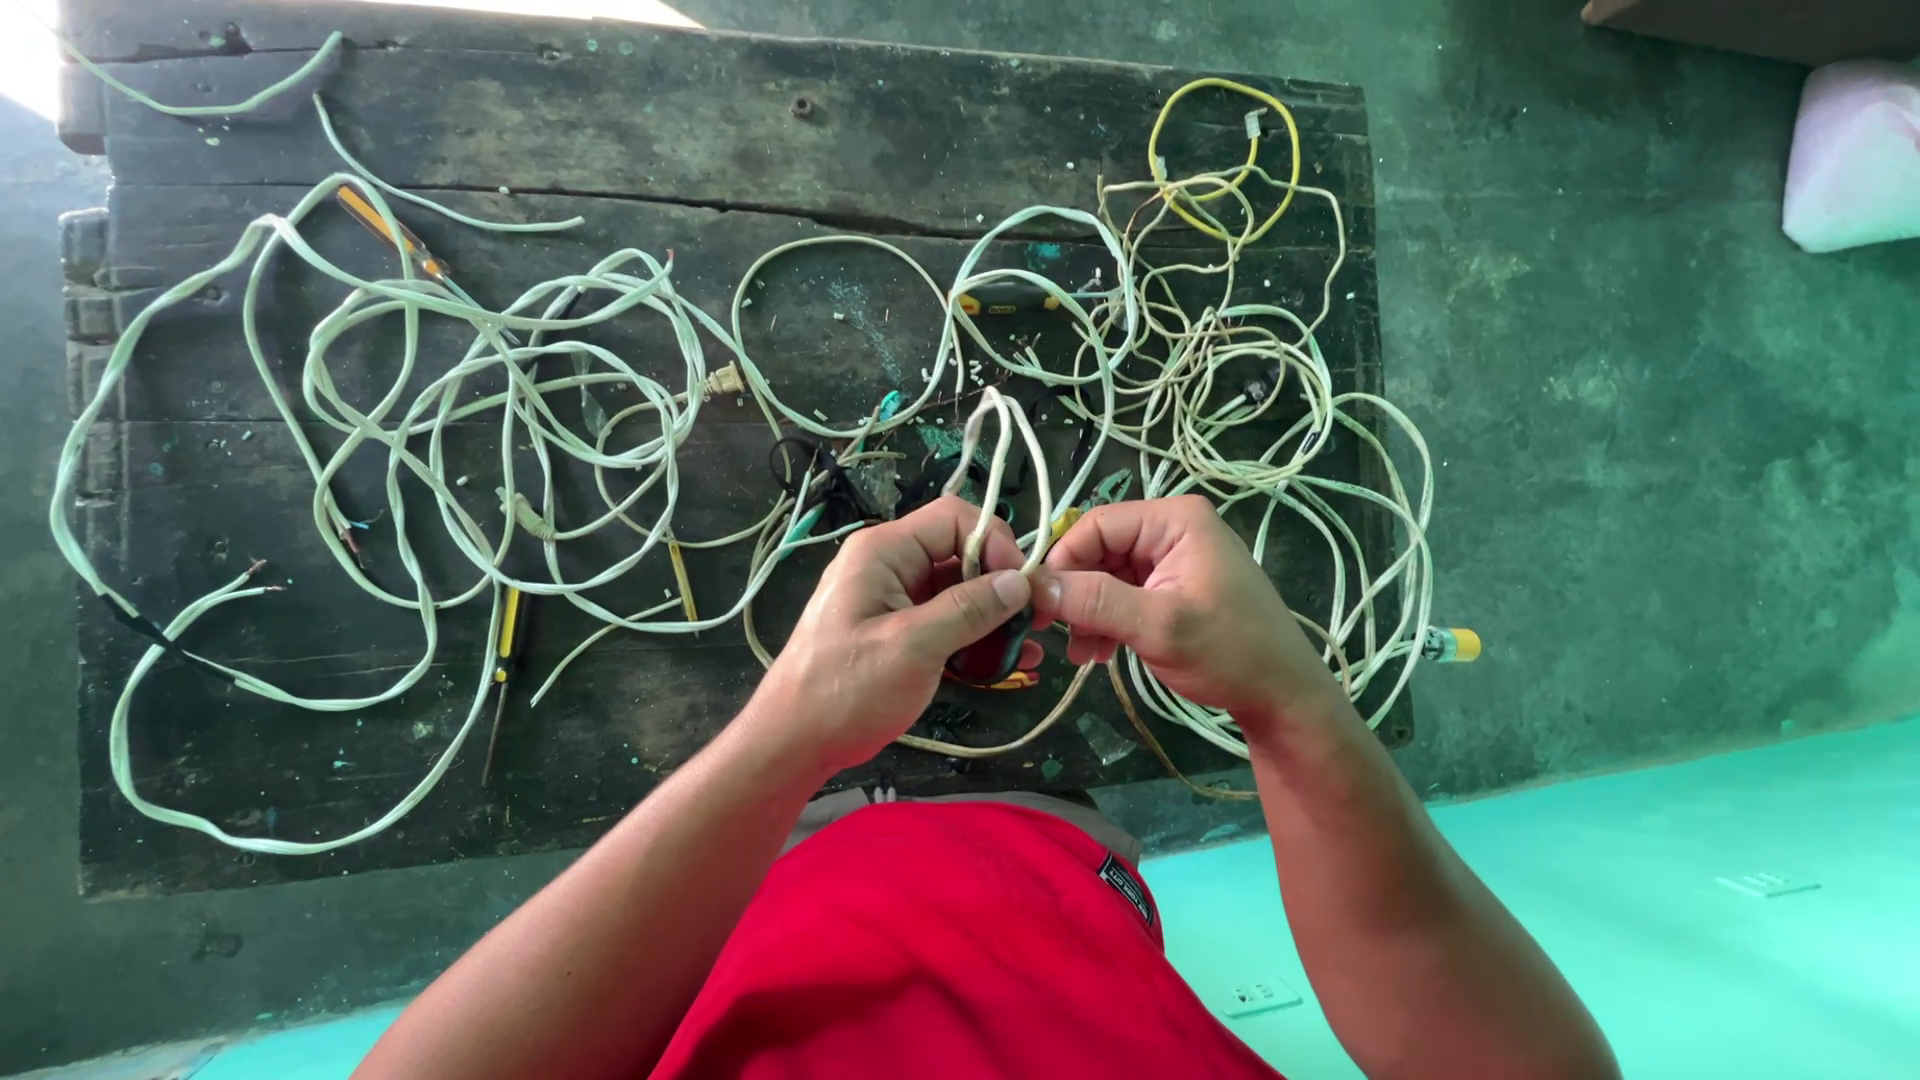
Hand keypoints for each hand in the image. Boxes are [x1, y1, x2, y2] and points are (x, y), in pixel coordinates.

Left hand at [752, 496, 1039, 774]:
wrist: (794, 743)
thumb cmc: (846, 690)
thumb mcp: (913, 647)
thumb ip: (968, 610)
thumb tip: (1019, 582)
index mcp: (884, 551)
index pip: (953, 519)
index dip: (994, 543)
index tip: (1022, 586)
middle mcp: (890, 566)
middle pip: (959, 554)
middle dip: (999, 583)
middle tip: (1035, 620)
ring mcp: (893, 600)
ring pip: (957, 591)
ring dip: (992, 616)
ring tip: (1028, 646)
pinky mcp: (899, 633)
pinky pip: (946, 622)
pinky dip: (974, 638)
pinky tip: (1007, 662)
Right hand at [1032, 494, 1342, 724]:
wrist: (1282, 697)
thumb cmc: (1229, 652)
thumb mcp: (1158, 626)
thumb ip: (1095, 601)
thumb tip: (1033, 585)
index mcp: (1174, 520)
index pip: (1096, 525)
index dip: (1062, 560)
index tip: (1037, 603)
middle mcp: (1170, 530)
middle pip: (1098, 550)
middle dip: (1074, 593)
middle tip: (1051, 633)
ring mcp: (1170, 561)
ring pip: (1105, 576)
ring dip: (1086, 614)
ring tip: (1080, 654)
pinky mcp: (1170, 589)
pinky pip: (1121, 596)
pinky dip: (1104, 622)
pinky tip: (1097, 653)